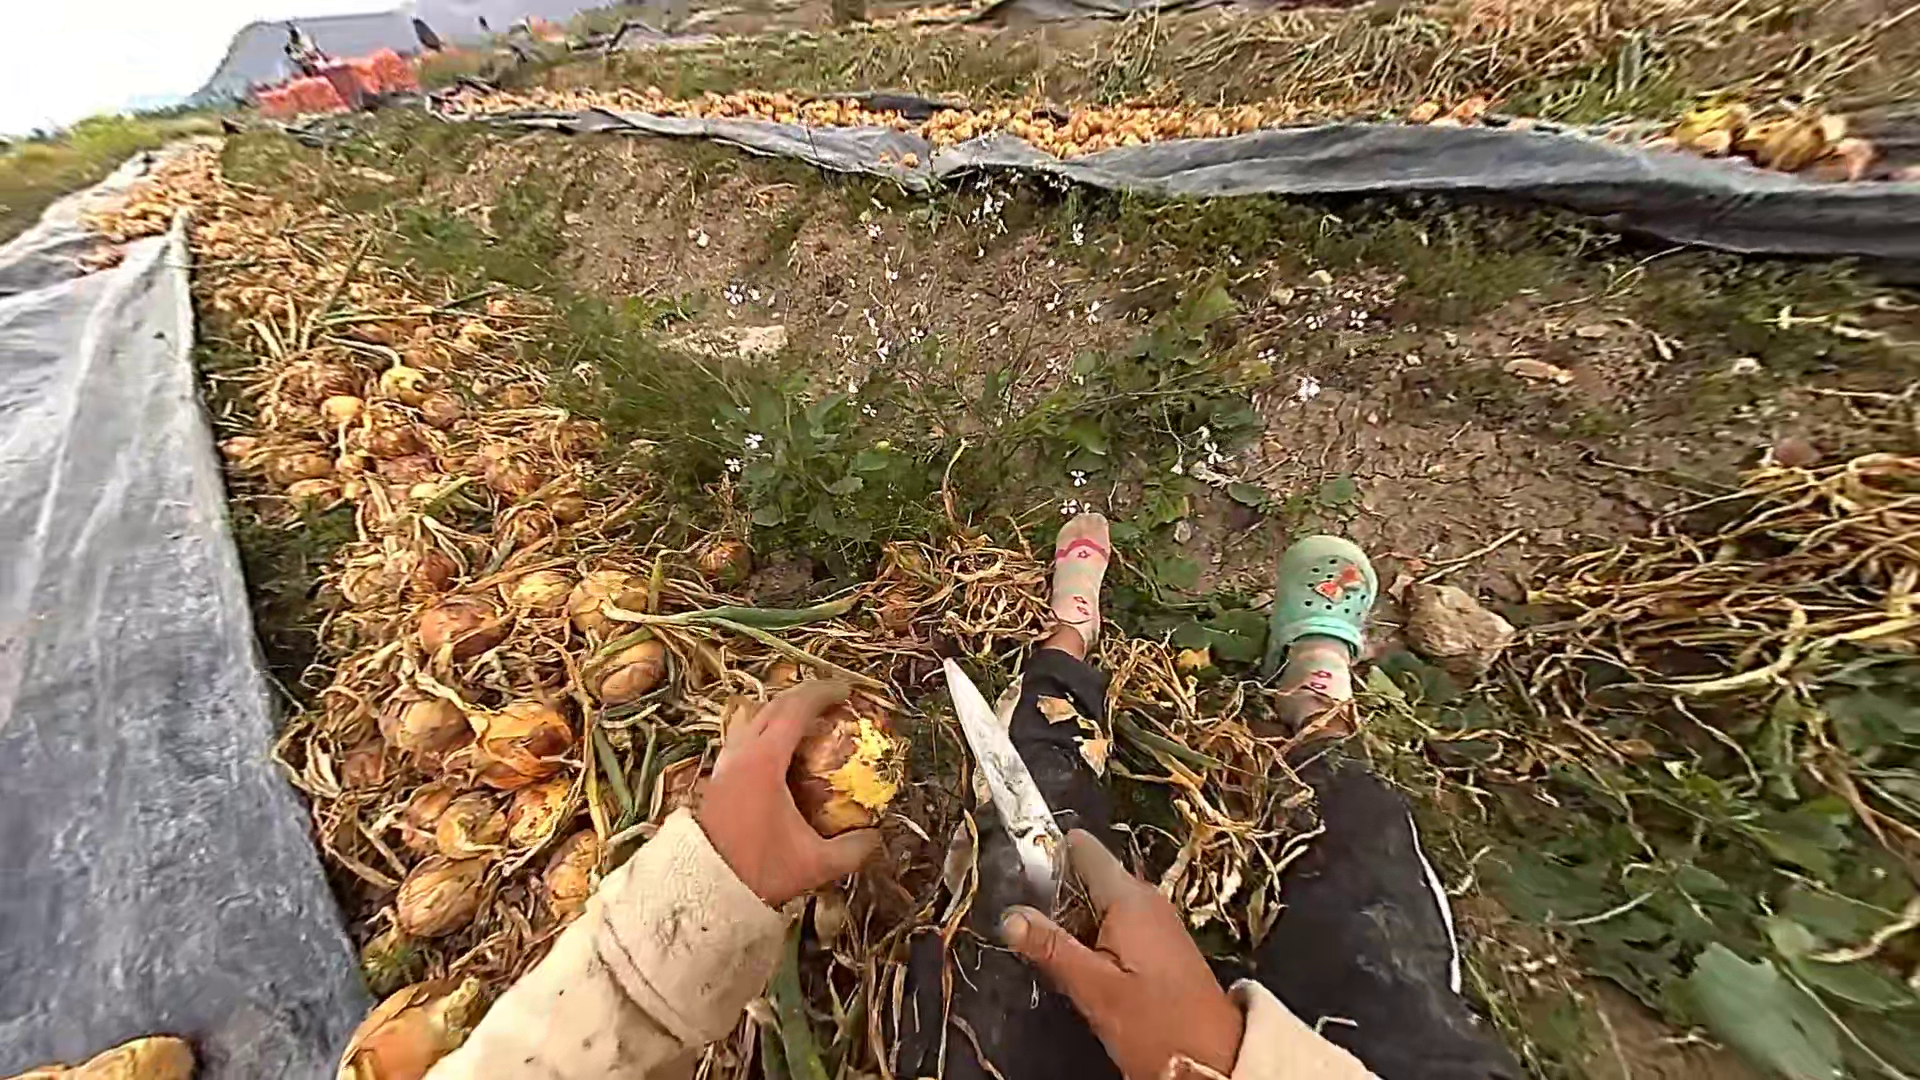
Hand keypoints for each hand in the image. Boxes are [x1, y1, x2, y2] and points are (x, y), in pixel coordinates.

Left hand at [696, 680, 881, 906]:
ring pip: (755, 718)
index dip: (823, 693)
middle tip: (832, 699)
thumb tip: (878, 839)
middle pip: (774, 705)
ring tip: (808, 720)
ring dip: (783, 711)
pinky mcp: (718, 779)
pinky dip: (767, 729)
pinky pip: (745, 736)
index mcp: (765, 761)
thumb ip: (852, 850)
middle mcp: (742, 754)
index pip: (796, 710)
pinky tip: (781, 751)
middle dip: (805, 695)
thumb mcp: (813, 864)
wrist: (697, 897)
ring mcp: (726, 764)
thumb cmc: (756, 872)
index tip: (846, 690)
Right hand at [1002, 830, 1243, 1079]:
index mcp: (1127, 895)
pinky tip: (1083, 963)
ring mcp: (1154, 916)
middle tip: (1029, 924)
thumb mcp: (1097, 990)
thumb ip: (1052, 948)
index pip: (1081, 847)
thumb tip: (1008, 915)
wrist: (1222, 1067)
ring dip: (1073, 917)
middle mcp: (1142, 894)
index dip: (1047, 853)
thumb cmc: (1158, 1025)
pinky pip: (1116, 919)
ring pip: (1099, 898)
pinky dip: (1094, 932)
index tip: (1019, 877)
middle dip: (1055, 892)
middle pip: (1087, 873)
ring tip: (1049, 946)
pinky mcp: (1159, 940)